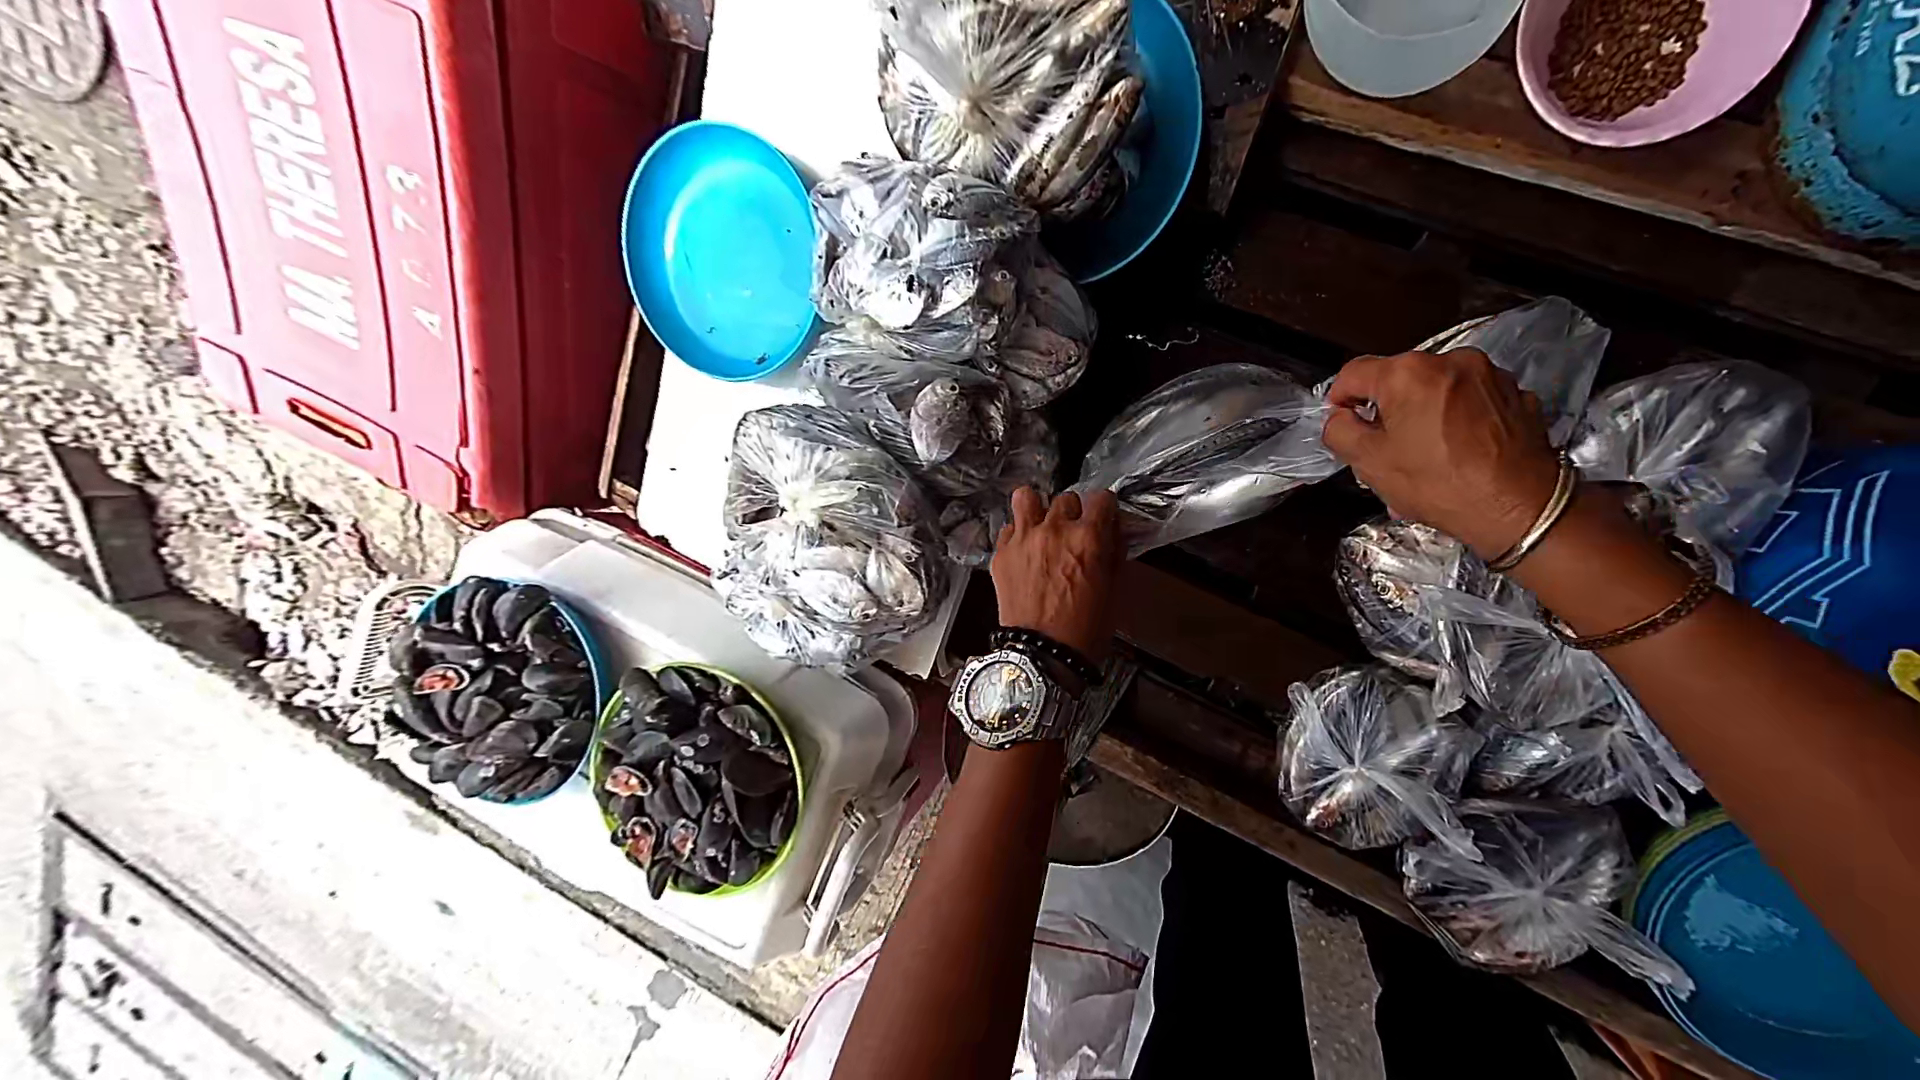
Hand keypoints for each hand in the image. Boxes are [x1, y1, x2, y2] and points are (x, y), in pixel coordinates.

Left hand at [991, 488, 1121, 659]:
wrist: (1043, 655)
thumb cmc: (1083, 631)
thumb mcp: (1113, 590)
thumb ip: (1114, 553)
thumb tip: (1113, 533)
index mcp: (1088, 538)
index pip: (1101, 498)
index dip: (1104, 509)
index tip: (1103, 518)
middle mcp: (1054, 531)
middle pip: (1065, 498)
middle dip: (1072, 513)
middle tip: (1072, 533)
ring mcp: (1023, 540)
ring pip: (1026, 497)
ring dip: (1037, 508)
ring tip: (1041, 525)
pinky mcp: (1001, 554)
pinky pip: (1008, 528)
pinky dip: (1017, 534)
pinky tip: (1024, 550)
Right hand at [1321, 348, 1562, 558]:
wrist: (1518, 507)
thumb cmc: (1441, 484)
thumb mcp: (1367, 461)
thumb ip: (1338, 430)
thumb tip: (1340, 418)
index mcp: (1408, 374)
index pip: (1353, 373)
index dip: (1339, 399)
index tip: (1343, 421)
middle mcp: (1451, 362)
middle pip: (1397, 380)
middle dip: (1385, 410)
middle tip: (1384, 448)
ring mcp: (1488, 375)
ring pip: (1433, 390)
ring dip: (1419, 416)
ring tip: (1420, 455)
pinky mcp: (1515, 393)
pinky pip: (1467, 400)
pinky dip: (1453, 420)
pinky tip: (1453, 452)